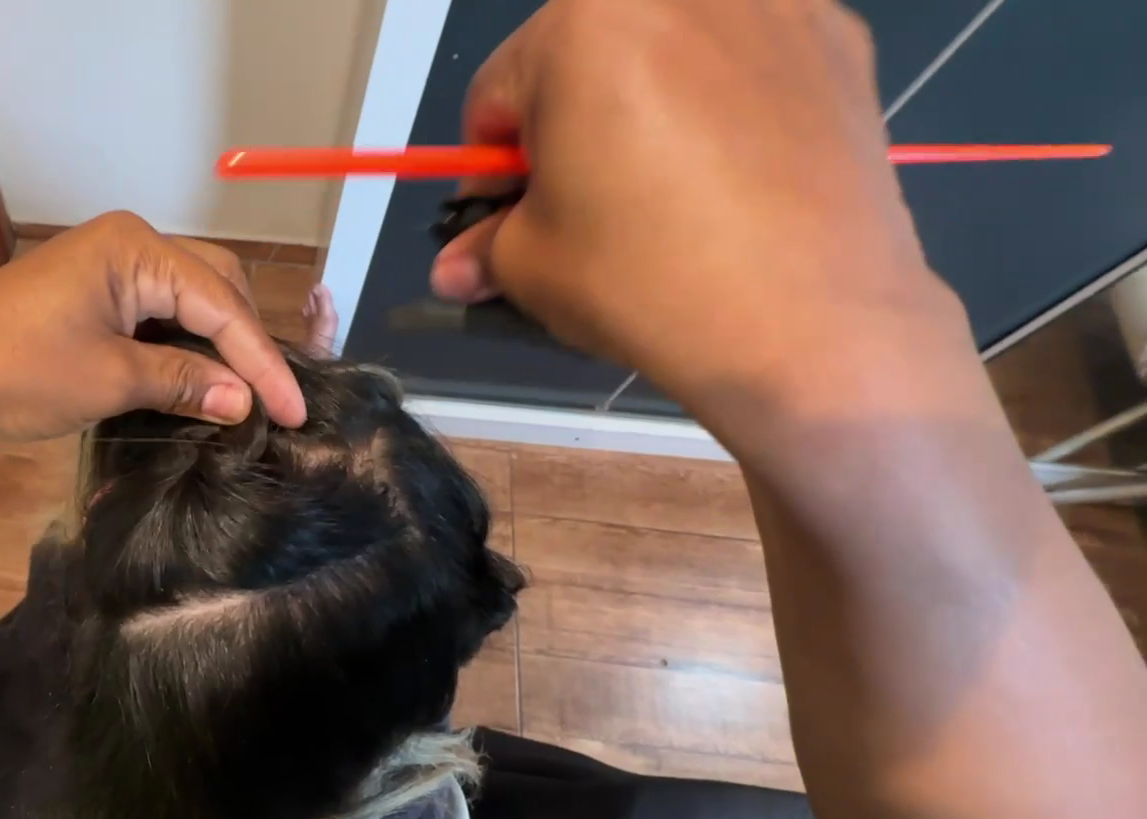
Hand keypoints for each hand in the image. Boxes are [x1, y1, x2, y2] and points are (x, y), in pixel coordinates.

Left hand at [0, 211, 304, 451]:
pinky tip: (196, 382)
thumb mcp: (112, 380)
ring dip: (215, 347)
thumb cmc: (19, 372)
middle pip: (214, 288)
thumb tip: (244, 402)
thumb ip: (185, 384)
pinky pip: (155, 317)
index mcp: (137, 248)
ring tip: (243, 395)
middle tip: (271, 401)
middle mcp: (128, 244)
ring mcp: (106, 268)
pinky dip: (180, 350)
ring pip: (187, 302)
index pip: (222, 305)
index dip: (262, 363)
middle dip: (245, 345)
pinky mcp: (90, 297)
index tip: (293, 412)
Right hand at [432, 0, 968, 412]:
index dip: (485, 174)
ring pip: (658, 62)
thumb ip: (480, 250)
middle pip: (575, 68)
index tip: (502, 225)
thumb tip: (453, 269)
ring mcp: (770, 5)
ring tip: (653, 201)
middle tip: (574, 215)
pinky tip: (720, 183)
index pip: (491, 101)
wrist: (800, 317)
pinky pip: (736, 70)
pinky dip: (710, 114)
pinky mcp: (835, 42)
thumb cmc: (636, 275)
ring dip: (633, 119)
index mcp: (579, 24)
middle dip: (559, 138)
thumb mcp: (527, 268)